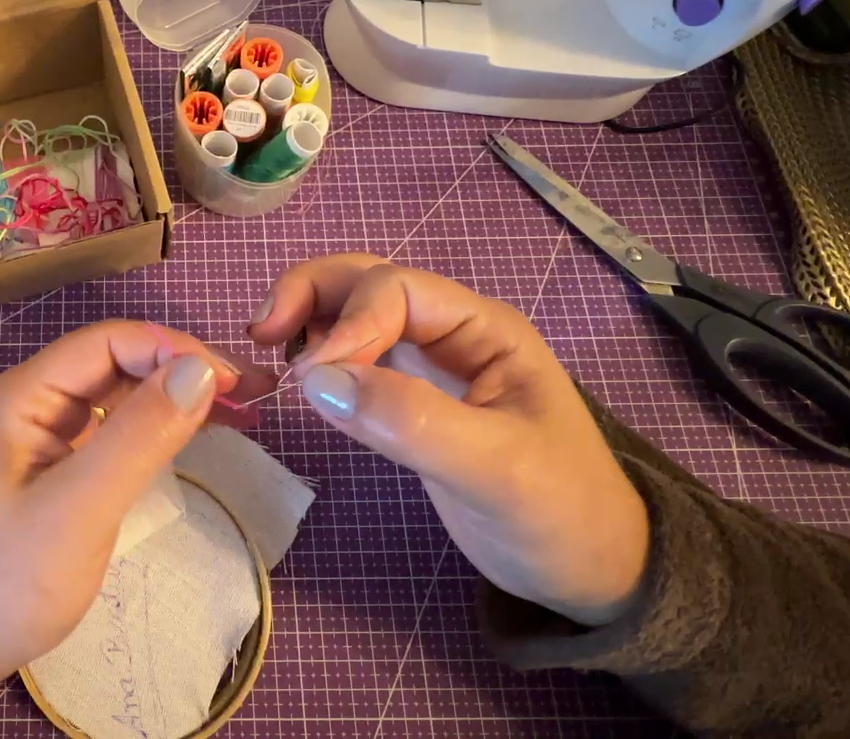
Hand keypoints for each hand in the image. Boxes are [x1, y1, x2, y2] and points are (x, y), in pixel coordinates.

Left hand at [0, 321, 275, 716]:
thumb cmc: (13, 578)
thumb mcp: (79, 508)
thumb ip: (138, 437)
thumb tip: (199, 370)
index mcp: (29, 392)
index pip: (111, 342)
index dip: (173, 350)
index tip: (230, 383)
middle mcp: (43, 396)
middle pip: (124, 359)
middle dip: (187, 367)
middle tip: (252, 392)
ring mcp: (58, 426)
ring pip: (131, 388)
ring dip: (184, 391)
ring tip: (246, 405)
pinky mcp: (74, 457)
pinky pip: (128, 422)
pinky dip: (170, 420)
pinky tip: (207, 427)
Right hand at [250, 255, 648, 626]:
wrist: (588, 570)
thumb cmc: (559, 516)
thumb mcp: (496, 471)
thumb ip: (411, 421)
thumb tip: (315, 380)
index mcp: (482, 328)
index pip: (395, 291)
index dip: (348, 324)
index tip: (310, 379)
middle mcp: (448, 330)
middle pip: (365, 280)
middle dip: (310, 293)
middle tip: (261, 331)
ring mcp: (424, 361)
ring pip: (351, 310)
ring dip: (306, 315)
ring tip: (267, 347)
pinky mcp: (405, 394)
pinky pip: (351, 354)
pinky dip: (315, 351)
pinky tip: (297, 376)